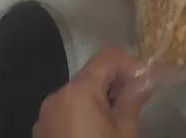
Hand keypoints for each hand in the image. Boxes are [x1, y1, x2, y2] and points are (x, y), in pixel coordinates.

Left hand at [33, 46, 151, 137]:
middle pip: (91, 76)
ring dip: (98, 101)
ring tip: (114, 121)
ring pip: (77, 96)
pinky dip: (82, 116)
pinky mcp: (41, 136)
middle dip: (114, 84)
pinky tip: (94, 135)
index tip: (144, 81)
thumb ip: (134, 97)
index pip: (108, 57)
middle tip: (134, 101)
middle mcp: (56, 97)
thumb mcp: (125, 130)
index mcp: (78, 90)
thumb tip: (144, 79)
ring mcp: (44, 118)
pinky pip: (65, 114)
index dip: (130, 63)